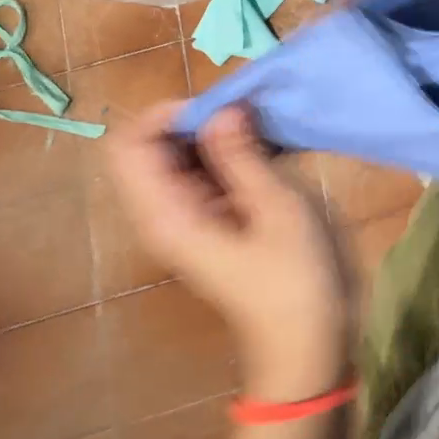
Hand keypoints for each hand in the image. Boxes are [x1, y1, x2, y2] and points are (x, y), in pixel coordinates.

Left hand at [106, 103, 349, 402]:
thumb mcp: (275, 207)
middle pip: (161, 145)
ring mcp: (198, 213)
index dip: (167, 113)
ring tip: (272, 117)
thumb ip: (242, 155)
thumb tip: (221, 108)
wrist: (308, 335)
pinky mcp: (223, 216)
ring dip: (226, 129)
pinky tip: (279, 141)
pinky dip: (241, 148)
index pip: (131, 145)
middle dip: (203, 115)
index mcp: (168, 213)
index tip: (223, 103)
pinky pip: (218, 169)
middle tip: (255, 105)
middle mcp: (171, 209)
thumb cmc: (293, 274)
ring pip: (191, 153)